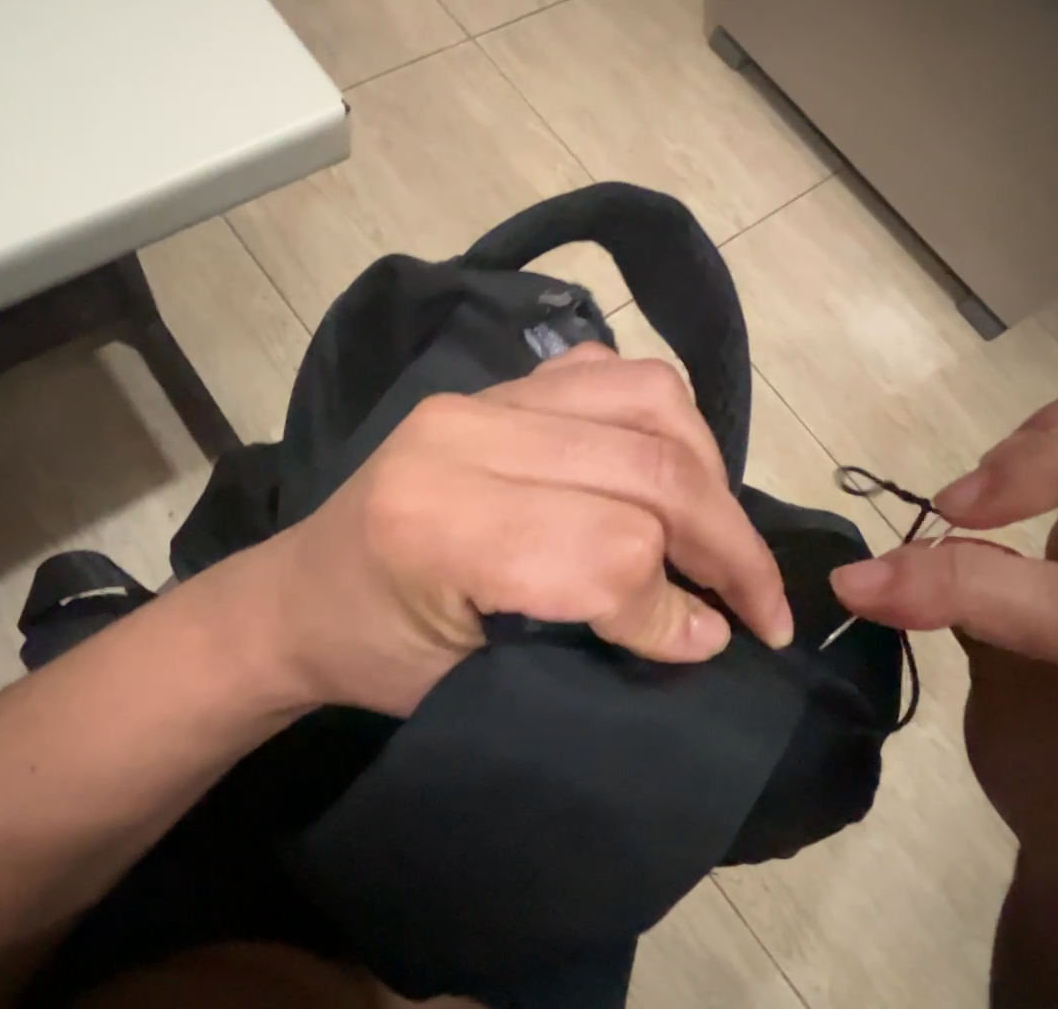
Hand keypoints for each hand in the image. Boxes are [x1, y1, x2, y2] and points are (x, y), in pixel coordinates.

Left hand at [252, 342, 793, 716]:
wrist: (297, 597)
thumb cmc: (374, 656)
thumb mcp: (471, 683)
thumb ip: (591, 644)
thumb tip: (707, 628)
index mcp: (441, 524)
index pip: (610, 547)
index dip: (673, 608)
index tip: (712, 646)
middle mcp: (463, 436)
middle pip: (645, 465)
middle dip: (725, 542)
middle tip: (760, 607)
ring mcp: (479, 398)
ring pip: (645, 400)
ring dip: (708, 471)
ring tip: (719, 537)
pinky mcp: (491, 387)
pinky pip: (607, 374)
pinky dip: (662, 420)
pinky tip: (670, 471)